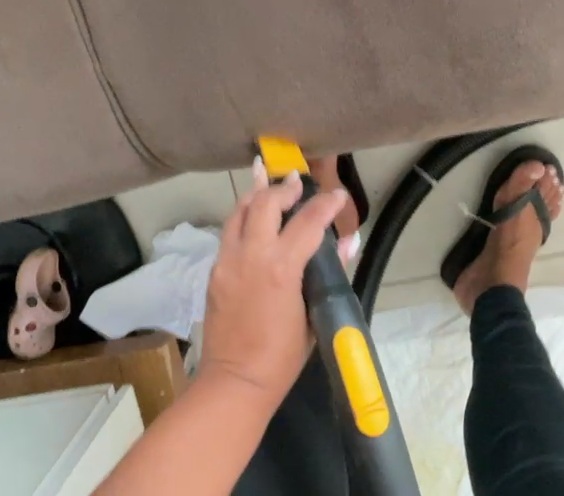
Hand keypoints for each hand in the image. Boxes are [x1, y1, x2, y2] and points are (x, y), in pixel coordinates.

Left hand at [199, 164, 348, 410]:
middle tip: (296, 181)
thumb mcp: (314, 316)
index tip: (338, 194)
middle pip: (264, 204)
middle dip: (283, 188)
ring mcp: (227, 261)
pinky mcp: (214, 271)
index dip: (325, 204)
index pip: (307, 222)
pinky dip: (242, 218)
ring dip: (256, 195)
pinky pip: (229, 232)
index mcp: (280, 268)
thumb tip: (349, 243)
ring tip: (267, 181)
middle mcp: (250, 255)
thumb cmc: (281, 357)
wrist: (234, 382)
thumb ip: (329, 274)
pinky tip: (251, 217)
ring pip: (239, 211)